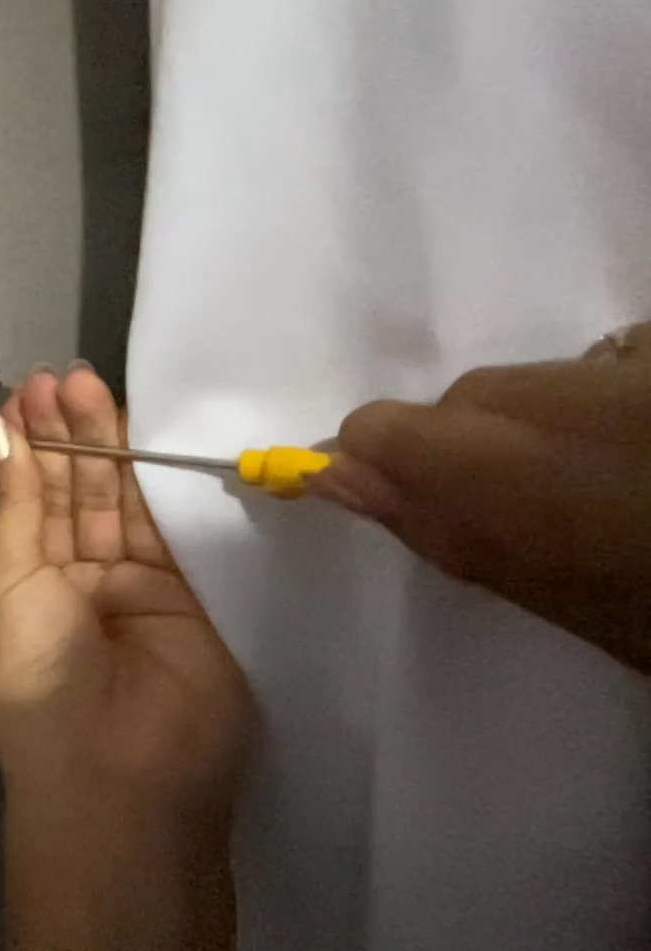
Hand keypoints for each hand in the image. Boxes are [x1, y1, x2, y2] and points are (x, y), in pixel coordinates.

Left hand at [0, 364, 252, 950]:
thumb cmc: (37, 673)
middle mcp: (68, 574)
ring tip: (88, 385)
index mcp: (14, 575)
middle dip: (63, 434)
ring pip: (117, 500)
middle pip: (69, 490)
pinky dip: (154, 481)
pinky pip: (167, 527)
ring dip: (104, 444)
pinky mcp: (190, 593)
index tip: (23, 394)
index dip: (23, 446)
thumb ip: (14, 503)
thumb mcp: (8, 580)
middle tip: (60, 377)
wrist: (120, 774)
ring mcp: (129, 583)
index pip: (20, 496)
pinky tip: (142, 434)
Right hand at [317, 321, 650, 672]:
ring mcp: (628, 366)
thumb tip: (331, 478)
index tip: (406, 500)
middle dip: (479, 447)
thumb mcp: (557, 592)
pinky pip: (628, 358)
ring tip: (629, 475)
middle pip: (465, 401)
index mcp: (492, 459)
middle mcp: (551, 393)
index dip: (379, 465)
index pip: (374, 429)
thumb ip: (437, 524)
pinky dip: (631, 393)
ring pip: (545, 380)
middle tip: (546, 510)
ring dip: (560, 421)